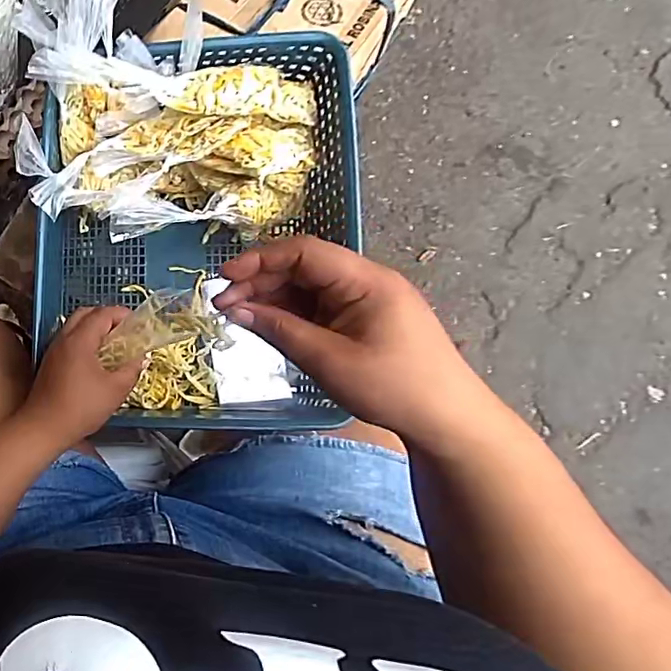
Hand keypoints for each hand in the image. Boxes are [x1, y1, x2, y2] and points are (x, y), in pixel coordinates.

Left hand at [19, 306, 143, 445]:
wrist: (44, 427)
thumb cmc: (81, 408)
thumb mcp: (115, 390)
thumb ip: (131, 369)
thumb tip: (140, 358)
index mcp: (80, 340)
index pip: (102, 314)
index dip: (122, 314)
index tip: (137, 324)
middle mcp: (64, 339)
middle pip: (86, 314)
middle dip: (107, 317)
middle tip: (124, 332)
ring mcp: (53, 350)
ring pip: (75, 326)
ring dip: (94, 329)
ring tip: (112, 346)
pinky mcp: (49, 363)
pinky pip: (69, 341)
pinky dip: (84, 341)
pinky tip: (95, 361)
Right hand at [213, 236, 513, 449]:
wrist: (446, 419)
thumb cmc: (393, 387)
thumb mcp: (329, 360)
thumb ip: (281, 330)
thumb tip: (238, 310)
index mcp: (365, 279)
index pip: (304, 252)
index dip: (260, 260)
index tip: (225, 277)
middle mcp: (365, 281)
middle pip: (303, 267)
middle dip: (260, 281)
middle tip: (223, 304)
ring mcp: (365, 300)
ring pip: (308, 287)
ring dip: (272, 298)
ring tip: (237, 315)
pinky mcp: (362, 320)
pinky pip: (319, 307)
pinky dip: (290, 314)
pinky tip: (266, 324)